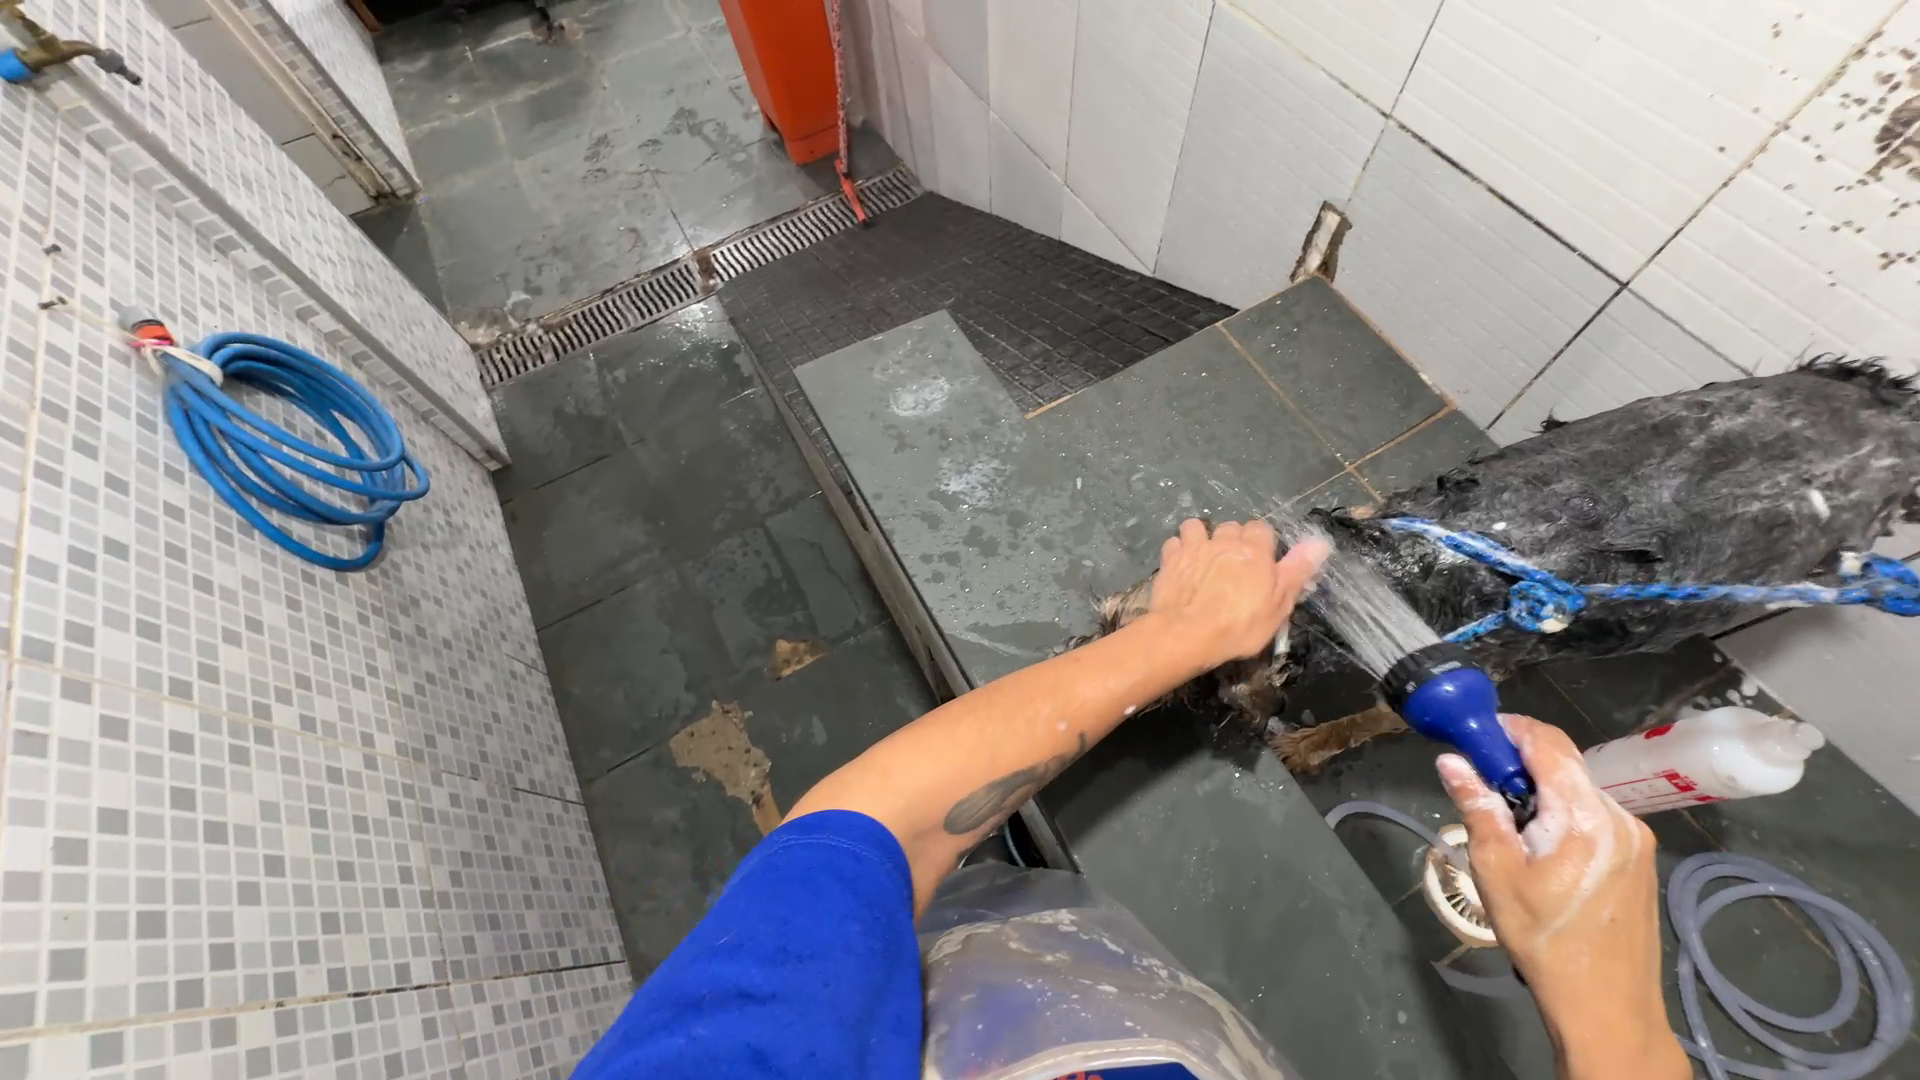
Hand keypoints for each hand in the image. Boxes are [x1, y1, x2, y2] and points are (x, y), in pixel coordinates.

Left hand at [1145, 519, 1328, 671]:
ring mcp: (1193, 547)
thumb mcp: (1279, 604)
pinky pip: (1174, 542)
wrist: (1187, 633)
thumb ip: (1297, 570)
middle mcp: (1224, 541)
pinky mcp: (1169, 559)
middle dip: (1233, 540)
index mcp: (1254, 550)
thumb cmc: (1239, 625)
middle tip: (1234, 565)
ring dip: (1201, 537)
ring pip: (1197, 526)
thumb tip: (1320, 542)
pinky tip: (1181, 564)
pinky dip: (1178, 549)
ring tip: (1204, 557)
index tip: (1261, 562)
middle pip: (1231, 527)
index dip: (1262, 543)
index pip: (1262, 528)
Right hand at [1437, 715, 1688, 1079]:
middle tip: (1479, 785)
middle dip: (1517, 762)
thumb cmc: (1542, 935)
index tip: (1471, 735)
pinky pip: (1592, 814)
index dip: (1508, 728)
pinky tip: (1539, 847)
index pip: (1548, 743)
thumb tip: (1451, 760)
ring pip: (1577, 790)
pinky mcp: (1640, 858)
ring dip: (1538, 790)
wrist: (1606, 1005)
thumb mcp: (1494, 869)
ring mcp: (1636, 839)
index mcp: (1584, 816)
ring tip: (1505, 825)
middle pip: (1564, 764)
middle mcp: (1619, 818)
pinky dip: (1559, 812)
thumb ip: (1477, 807)